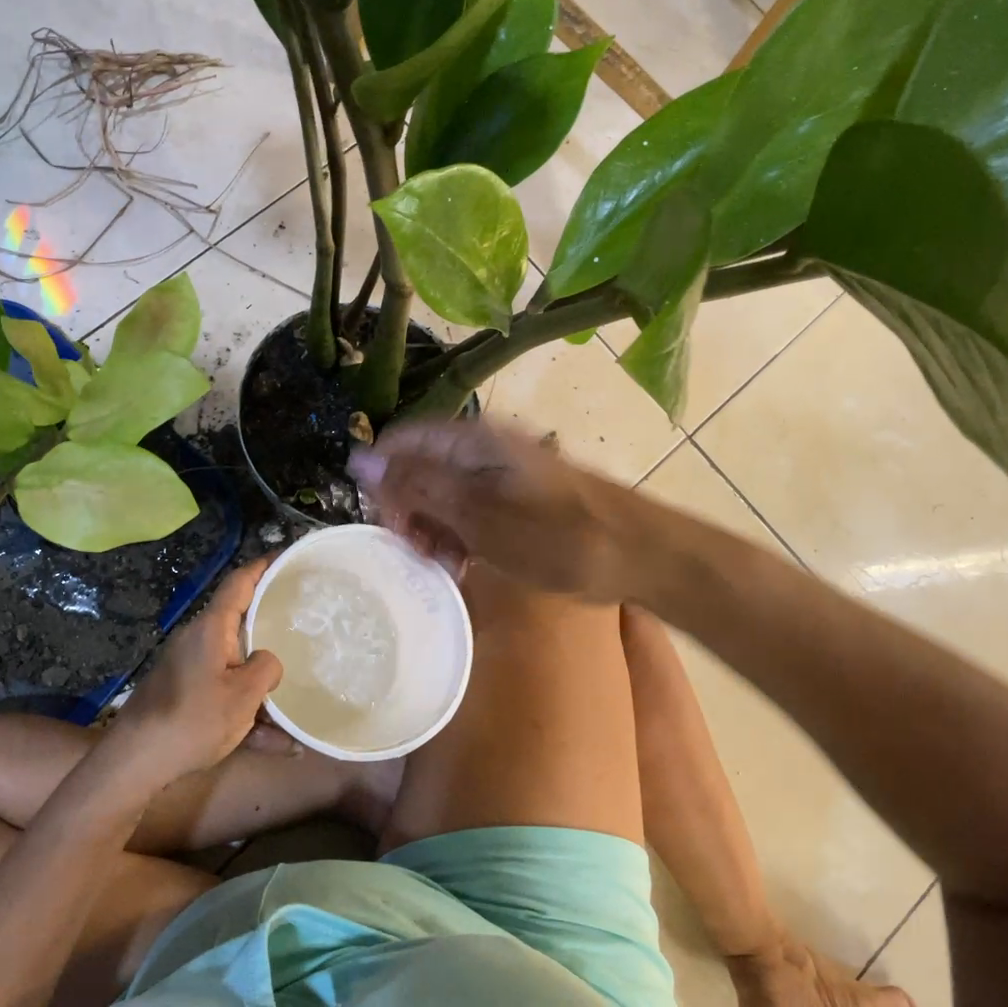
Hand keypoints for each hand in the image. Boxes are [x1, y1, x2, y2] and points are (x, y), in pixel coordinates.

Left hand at [107, 558, 283, 784]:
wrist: (136, 760)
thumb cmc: (192, 719)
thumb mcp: (243, 695)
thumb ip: (266, 669)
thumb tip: (269, 661)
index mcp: (211, 629)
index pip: (239, 583)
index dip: (263, 567)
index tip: (287, 557)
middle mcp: (198, 641)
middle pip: (241, 626)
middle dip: (272, 630)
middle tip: (305, 626)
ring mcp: (189, 669)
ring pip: (237, 669)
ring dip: (264, 688)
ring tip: (299, 707)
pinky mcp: (185, 696)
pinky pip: (226, 696)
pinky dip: (250, 715)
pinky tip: (279, 745)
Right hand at [348, 420, 661, 603]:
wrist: (648, 556)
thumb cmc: (561, 539)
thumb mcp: (478, 517)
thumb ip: (417, 486)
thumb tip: (359, 458)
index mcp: (472, 440)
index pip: (402, 444)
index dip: (383, 483)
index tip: (387, 527)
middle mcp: (485, 446)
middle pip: (422, 468)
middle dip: (410, 511)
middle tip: (418, 555)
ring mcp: (506, 470)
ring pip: (447, 492)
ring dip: (436, 528)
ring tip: (448, 567)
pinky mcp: (523, 495)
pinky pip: (475, 507)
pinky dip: (463, 533)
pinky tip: (470, 564)